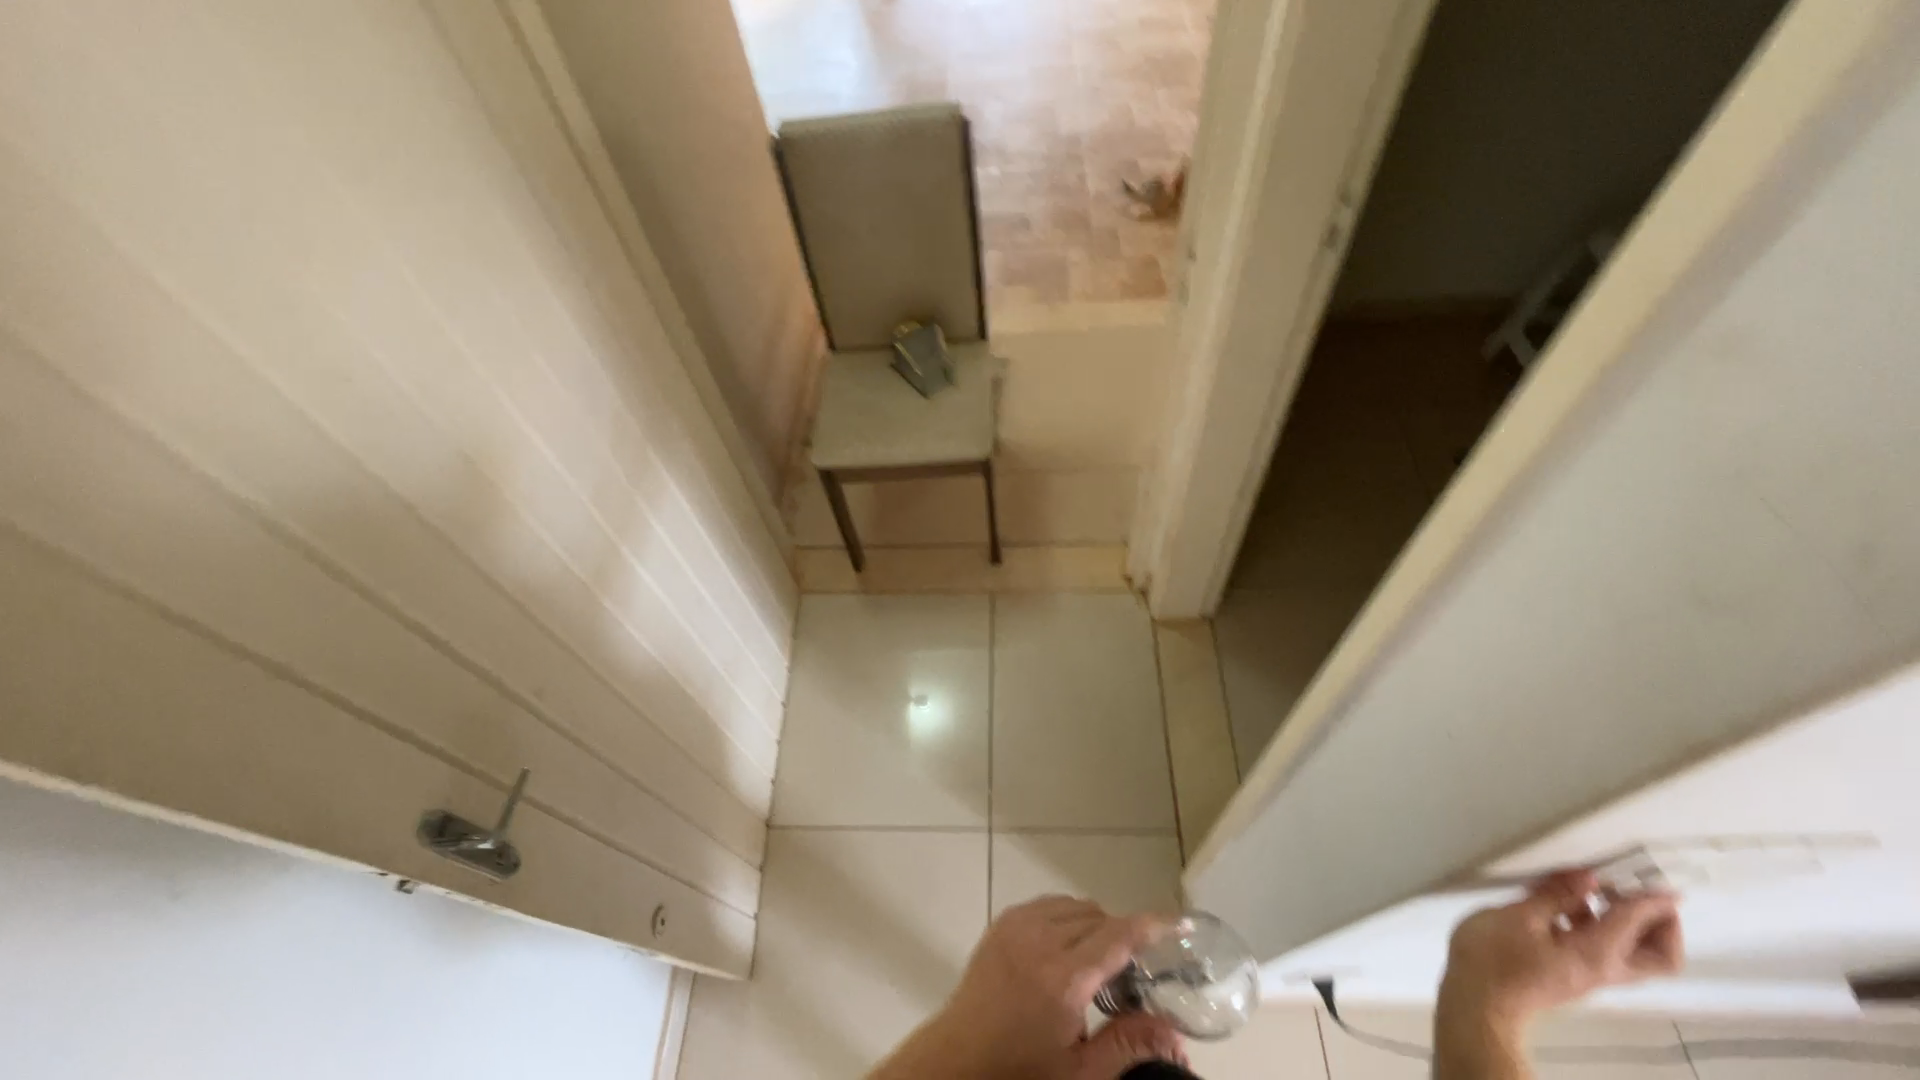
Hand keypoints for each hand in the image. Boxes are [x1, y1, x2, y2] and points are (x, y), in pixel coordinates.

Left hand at [868, 895, 1185, 1079]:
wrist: (958, 1059)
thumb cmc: (1020, 1068)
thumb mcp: (1079, 1070)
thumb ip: (1129, 1044)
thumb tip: (1177, 1036)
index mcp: (1062, 978)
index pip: (1118, 935)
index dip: (1151, 925)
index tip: (1177, 923)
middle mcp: (1039, 940)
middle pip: (1098, 916)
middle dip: (1120, 936)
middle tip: (1128, 971)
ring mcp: (1016, 926)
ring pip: (1073, 905)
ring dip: (1093, 924)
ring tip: (1095, 962)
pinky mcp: (1002, 923)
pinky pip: (1046, 904)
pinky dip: (1065, 917)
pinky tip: (1065, 948)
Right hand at [1441, 869, 1684, 1027]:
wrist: (1477, 1000)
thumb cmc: (1494, 956)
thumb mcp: (1519, 917)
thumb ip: (1555, 897)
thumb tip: (1588, 878)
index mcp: (1596, 953)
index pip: (1636, 922)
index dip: (1651, 898)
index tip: (1658, 877)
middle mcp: (1604, 968)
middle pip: (1659, 955)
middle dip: (1660, 924)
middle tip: (1639, 892)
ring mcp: (1589, 973)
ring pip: (1631, 952)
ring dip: (1625, 920)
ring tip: (1591, 888)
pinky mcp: (1571, 972)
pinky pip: (1603, 949)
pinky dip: (1597, 925)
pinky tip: (1561, 904)